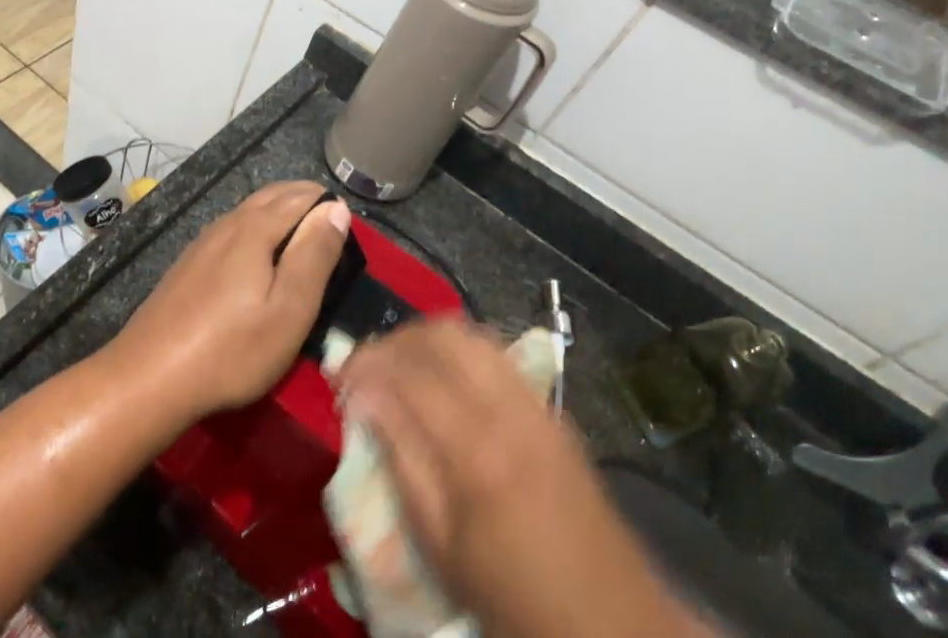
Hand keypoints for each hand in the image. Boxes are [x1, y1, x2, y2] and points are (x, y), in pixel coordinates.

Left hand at [103, 181, 348, 421]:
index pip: (299, 196)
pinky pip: (230, 233)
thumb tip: (336, 208)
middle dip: (303, 200)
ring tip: (302, 239)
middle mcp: (225, 226)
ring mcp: (200, 245)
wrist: (150, 376)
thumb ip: (314, 255)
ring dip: (277, 214)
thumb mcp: (289, 309)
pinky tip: (256, 259)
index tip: (351, 225)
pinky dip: (254, 231)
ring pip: (247, 213)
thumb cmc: (232, 349)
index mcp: (253, 230)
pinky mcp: (187, 267)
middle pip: (270, 197)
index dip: (328, 204)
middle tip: (331, 224)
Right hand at [339, 319, 705, 637]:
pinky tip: (444, 383)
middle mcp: (511, 413)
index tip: (337, 376)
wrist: (610, 623)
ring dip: (429, 341)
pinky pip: (501, 360)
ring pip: (476, 338)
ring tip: (399, 367)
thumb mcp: (440, 544)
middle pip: (444, 337)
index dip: (364, 365)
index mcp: (477, 450)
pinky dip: (462, 355)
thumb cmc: (510, 594)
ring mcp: (540, 409)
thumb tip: (364, 401)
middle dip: (396, 340)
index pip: (407, 375)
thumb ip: (402, 462)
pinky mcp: (556, 416)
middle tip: (366, 364)